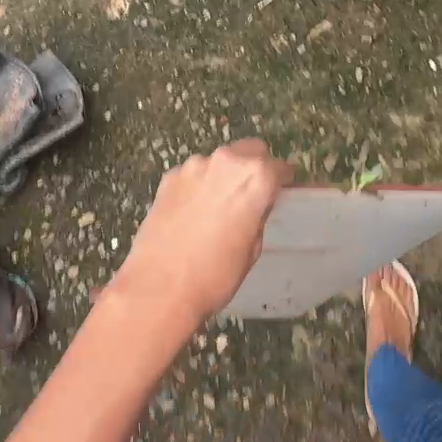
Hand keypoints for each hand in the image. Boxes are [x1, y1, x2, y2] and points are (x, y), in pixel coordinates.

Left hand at [110, 138, 292, 322]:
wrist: (158, 290)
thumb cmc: (216, 275)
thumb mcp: (252, 249)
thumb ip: (258, 216)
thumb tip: (256, 205)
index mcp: (255, 178)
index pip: (280, 167)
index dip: (284, 179)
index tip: (283, 189)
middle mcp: (227, 162)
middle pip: (250, 151)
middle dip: (255, 166)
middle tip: (252, 194)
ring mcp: (194, 166)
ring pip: (219, 161)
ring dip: (224, 175)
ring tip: (217, 207)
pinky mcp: (169, 177)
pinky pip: (193, 175)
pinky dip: (198, 186)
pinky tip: (191, 213)